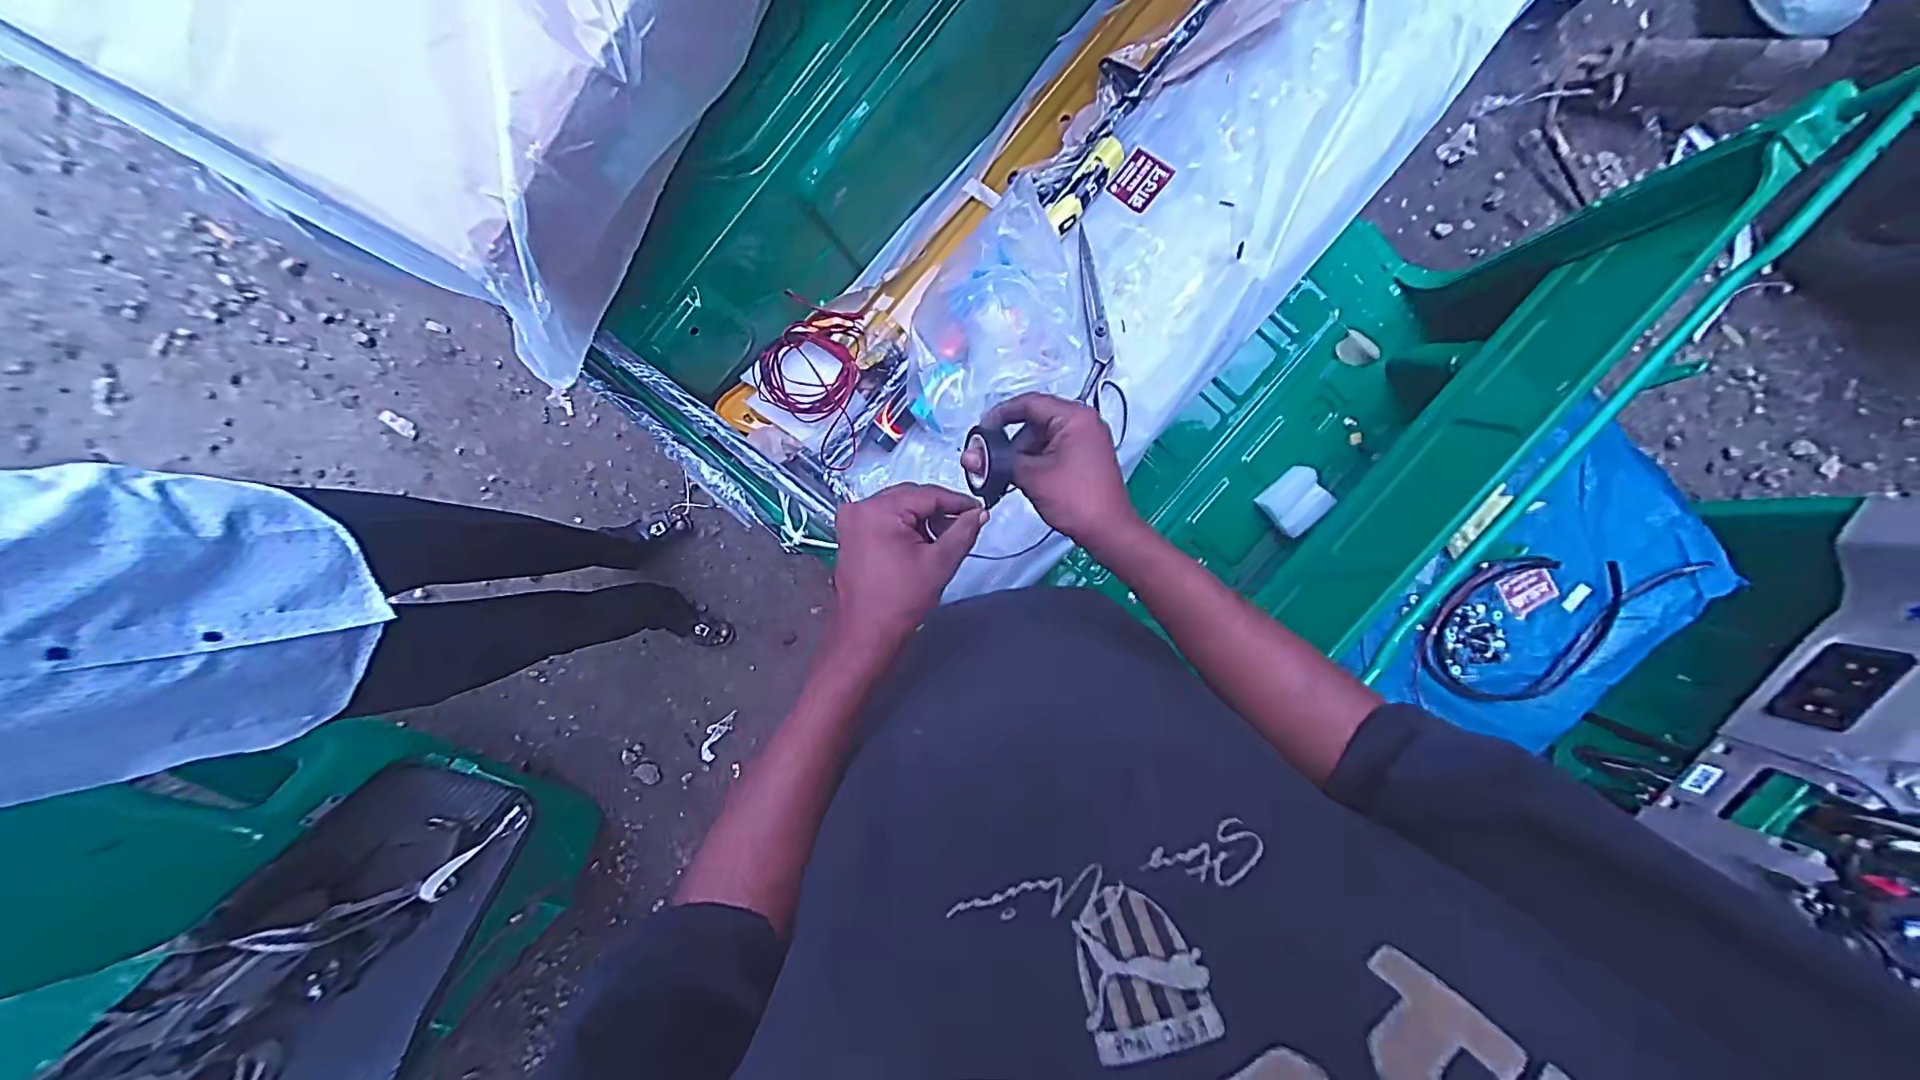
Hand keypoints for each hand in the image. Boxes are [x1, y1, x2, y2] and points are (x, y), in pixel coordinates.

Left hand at [831, 483, 986, 648]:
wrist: (868, 631)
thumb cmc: (896, 603)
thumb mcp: (940, 562)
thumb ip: (964, 531)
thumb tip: (977, 514)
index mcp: (878, 511)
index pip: (927, 494)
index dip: (957, 501)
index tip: (976, 509)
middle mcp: (860, 510)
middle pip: (911, 497)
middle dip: (939, 510)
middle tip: (965, 524)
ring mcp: (852, 522)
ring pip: (899, 507)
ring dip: (923, 519)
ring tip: (942, 540)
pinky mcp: (851, 534)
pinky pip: (885, 518)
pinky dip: (905, 526)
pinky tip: (921, 544)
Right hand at [968, 392, 1139, 550]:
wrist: (1107, 531)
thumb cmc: (1079, 501)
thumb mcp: (1031, 476)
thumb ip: (998, 461)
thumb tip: (972, 456)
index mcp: (1075, 417)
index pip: (1029, 403)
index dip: (1000, 415)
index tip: (982, 430)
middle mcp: (1083, 423)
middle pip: (1033, 422)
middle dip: (1009, 442)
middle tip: (989, 459)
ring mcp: (1085, 440)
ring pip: (1040, 439)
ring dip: (1020, 455)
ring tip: (1004, 475)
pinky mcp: (1083, 457)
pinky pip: (1052, 451)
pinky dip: (1034, 462)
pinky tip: (1019, 478)